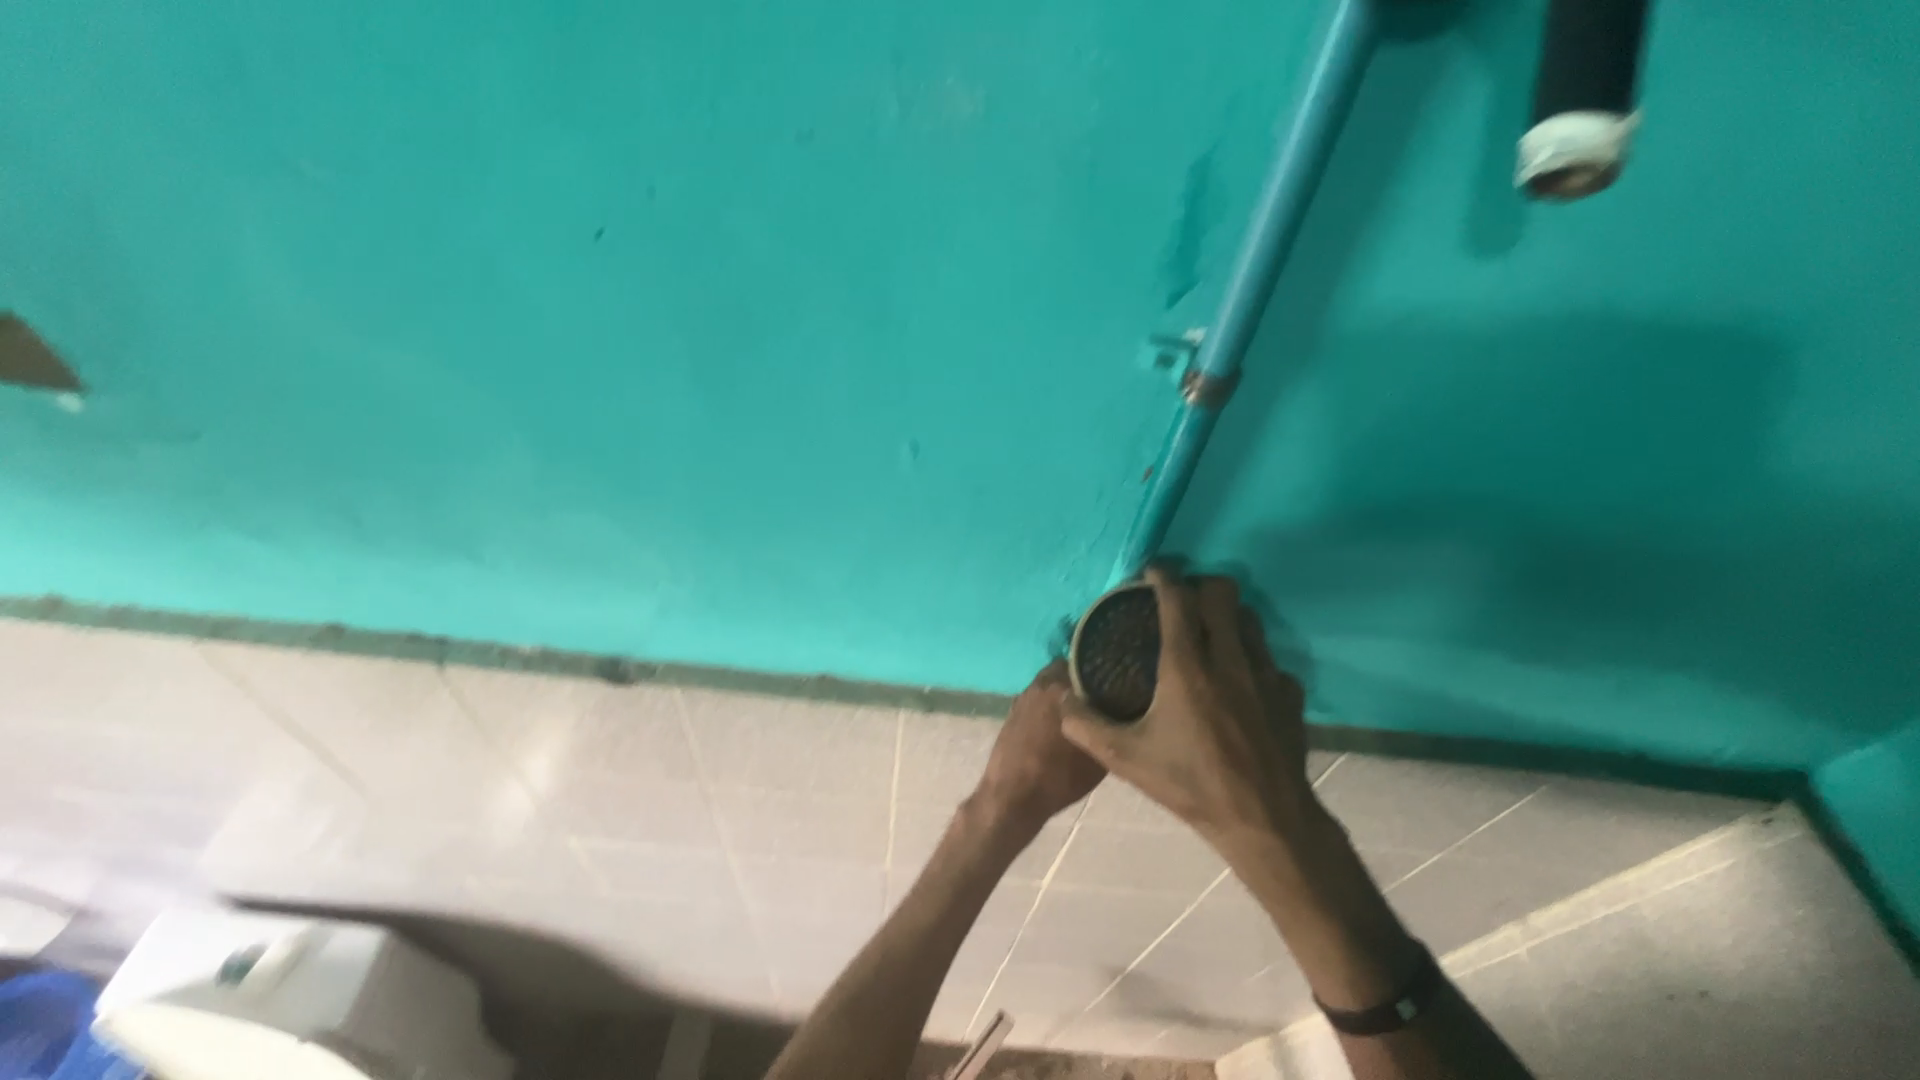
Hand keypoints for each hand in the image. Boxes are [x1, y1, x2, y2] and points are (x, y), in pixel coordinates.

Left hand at [974, 661, 1107, 828]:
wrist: (1013, 797)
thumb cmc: (1060, 777)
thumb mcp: (1099, 755)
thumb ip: (1109, 725)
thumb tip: (1119, 710)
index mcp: (1062, 687)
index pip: (1089, 663)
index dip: (1104, 671)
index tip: (1117, 682)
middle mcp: (1040, 684)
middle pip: (1068, 670)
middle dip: (1084, 680)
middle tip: (1100, 697)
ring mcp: (1023, 697)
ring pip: (1051, 684)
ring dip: (1064, 692)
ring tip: (1082, 712)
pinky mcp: (1013, 711)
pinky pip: (1038, 698)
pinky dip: (1050, 705)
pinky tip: (1059, 724)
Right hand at [1061, 565, 1311, 841]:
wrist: (1263, 819)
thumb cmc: (1189, 784)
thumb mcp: (1125, 758)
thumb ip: (1084, 724)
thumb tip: (1060, 696)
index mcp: (1187, 666)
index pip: (1177, 598)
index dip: (1163, 576)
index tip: (1151, 572)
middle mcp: (1230, 658)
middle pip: (1222, 592)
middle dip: (1200, 586)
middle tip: (1181, 602)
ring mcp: (1266, 674)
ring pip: (1250, 620)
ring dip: (1227, 617)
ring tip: (1209, 633)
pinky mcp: (1290, 695)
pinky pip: (1270, 661)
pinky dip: (1252, 660)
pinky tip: (1240, 684)